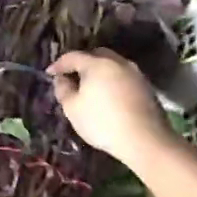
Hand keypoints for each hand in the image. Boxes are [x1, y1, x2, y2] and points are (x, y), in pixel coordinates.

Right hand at [46, 48, 180, 165]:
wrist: (145, 140)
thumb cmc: (102, 122)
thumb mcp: (72, 108)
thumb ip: (63, 89)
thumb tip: (62, 79)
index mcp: (97, 64)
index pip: (73, 57)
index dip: (59, 64)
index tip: (49, 73)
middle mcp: (118, 63)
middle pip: (96, 55)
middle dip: (82, 63)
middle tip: (71, 76)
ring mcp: (136, 74)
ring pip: (112, 65)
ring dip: (99, 71)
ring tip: (90, 86)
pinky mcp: (146, 87)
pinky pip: (123, 76)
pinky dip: (112, 81)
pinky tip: (108, 95)